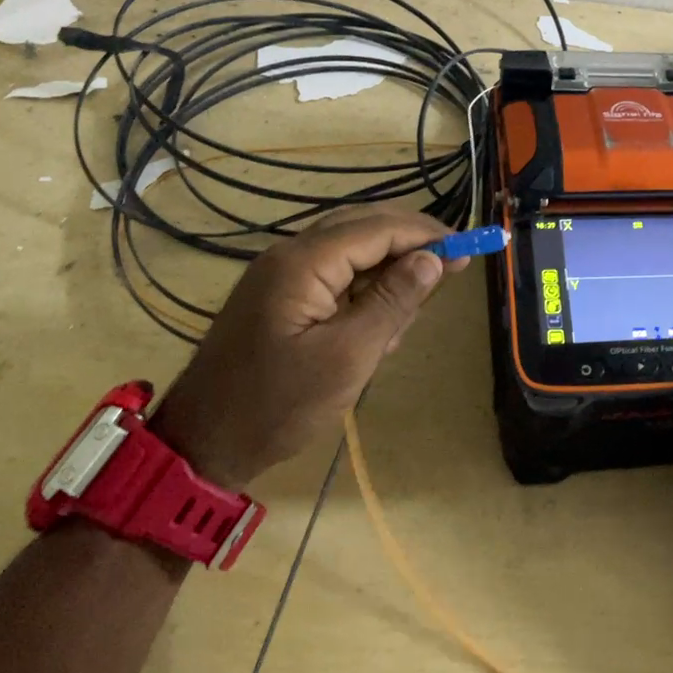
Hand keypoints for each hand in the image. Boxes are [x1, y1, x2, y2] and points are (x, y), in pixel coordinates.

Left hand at [148, 209, 464, 488]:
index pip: (378, 228)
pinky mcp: (279, 299)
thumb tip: (434, 257)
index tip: (470, 247)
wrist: (202, 444)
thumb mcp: (348, 357)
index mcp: (303, 262)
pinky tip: (377, 329)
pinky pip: (333, 277)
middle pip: (363, 228)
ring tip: (407, 316)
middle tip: (453, 265)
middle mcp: (290, 256)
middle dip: (409, 244)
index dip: (426, 234)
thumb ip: (393, 302)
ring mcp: (281, 276)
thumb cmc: (278, 405)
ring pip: (350, 252)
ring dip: (386, 273)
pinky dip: (363, 292)